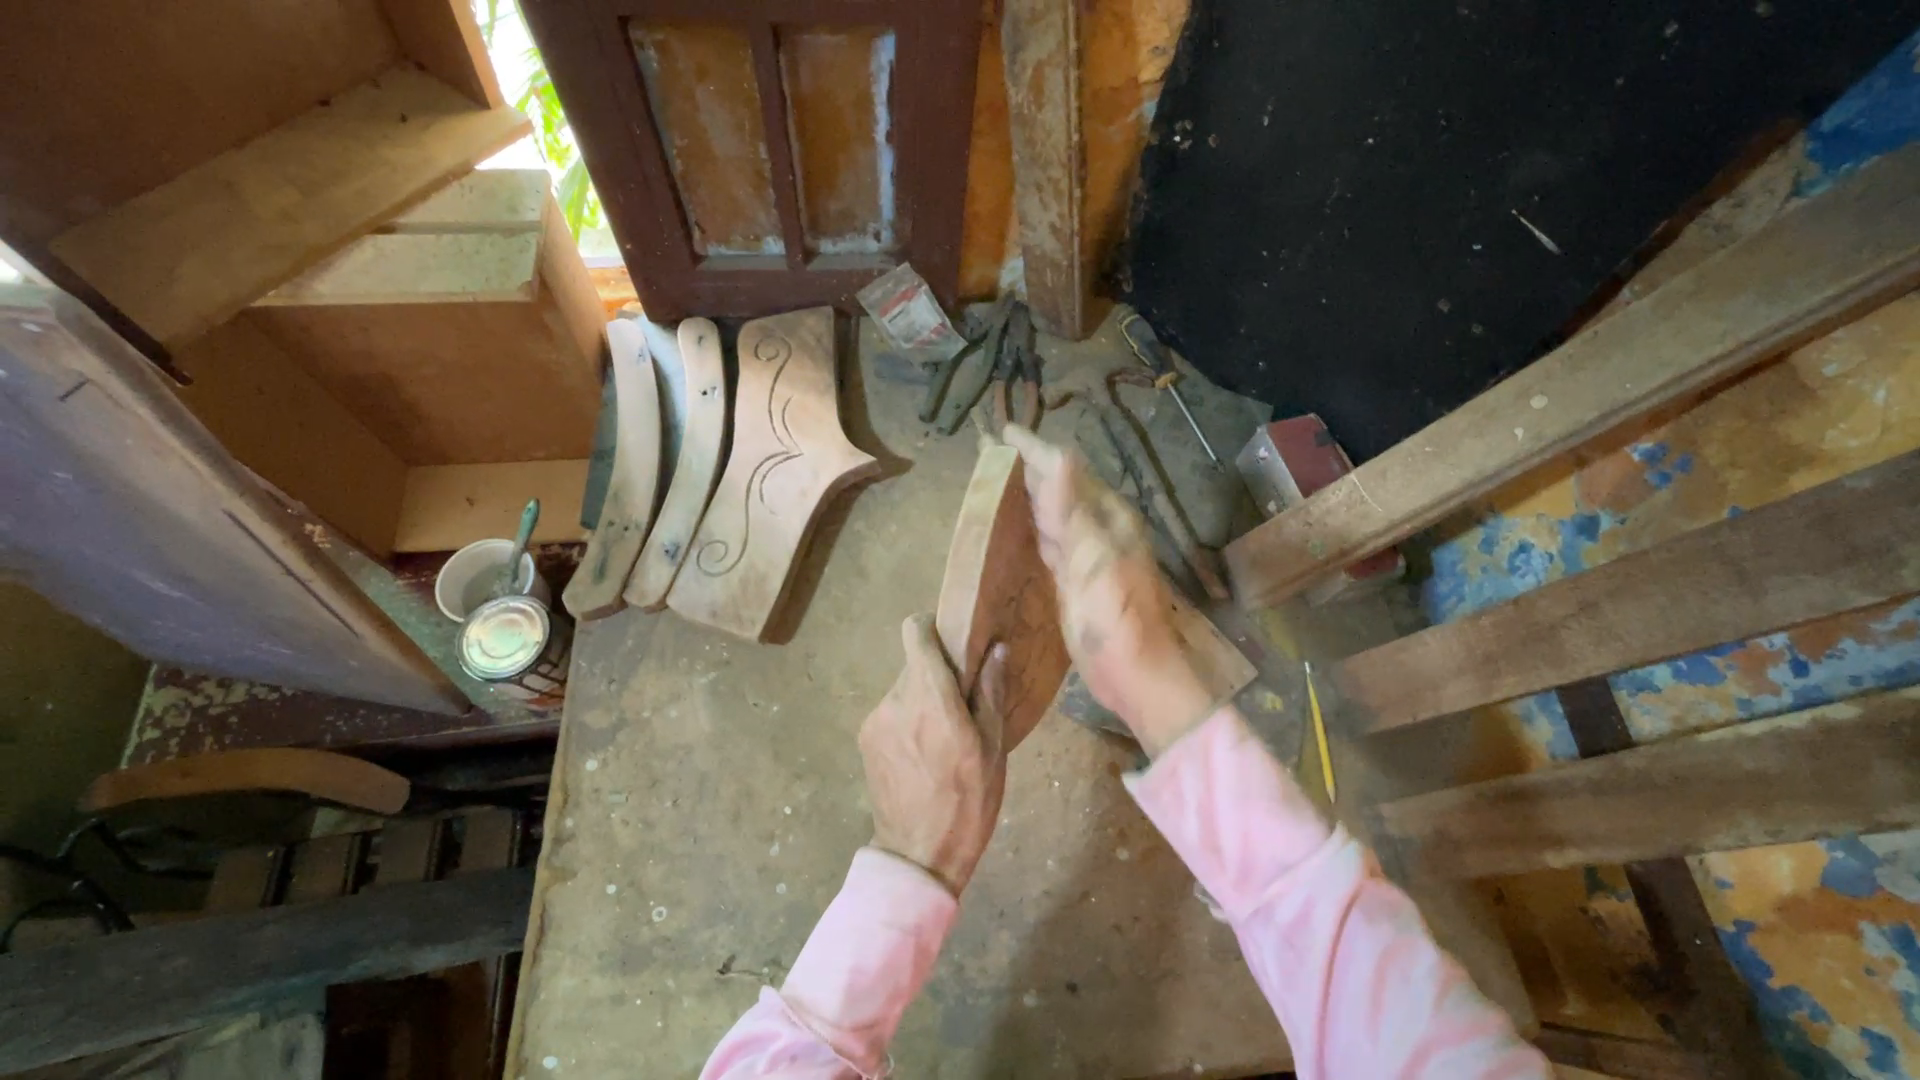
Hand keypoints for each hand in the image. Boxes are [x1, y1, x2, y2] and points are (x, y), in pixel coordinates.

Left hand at [859, 614, 1009, 894]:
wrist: (919, 855)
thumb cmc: (969, 802)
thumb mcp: (992, 749)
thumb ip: (990, 692)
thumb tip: (996, 648)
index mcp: (930, 697)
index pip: (916, 633)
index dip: (933, 628)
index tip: (953, 643)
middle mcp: (896, 700)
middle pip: (914, 663)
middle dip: (937, 674)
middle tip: (962, 704)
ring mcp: (875, 720)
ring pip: (903, 689)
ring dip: (922, 699)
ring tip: (943, 738)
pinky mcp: (865, 739)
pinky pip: (890, 712)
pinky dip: (907, 720)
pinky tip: (923, 754)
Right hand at [1002, 424, 1212, 755]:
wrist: (1135, 674)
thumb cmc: (1116, 619)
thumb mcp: (1094, 561)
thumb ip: (1072, 511)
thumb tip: (1059, 459)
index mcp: (1108, 517)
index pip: (1067, 471)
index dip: (1036, 451)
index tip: (1004, 433)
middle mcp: (1098, 528)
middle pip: (1060, 487)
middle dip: (1029, 468)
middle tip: (992, 451)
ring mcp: (1086, 555)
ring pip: (1053, 513)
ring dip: (1029, 494)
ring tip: (998, 477)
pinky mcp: (1073, 580)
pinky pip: (1050, 541)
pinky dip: (1033, 526)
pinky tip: (1019, 523)